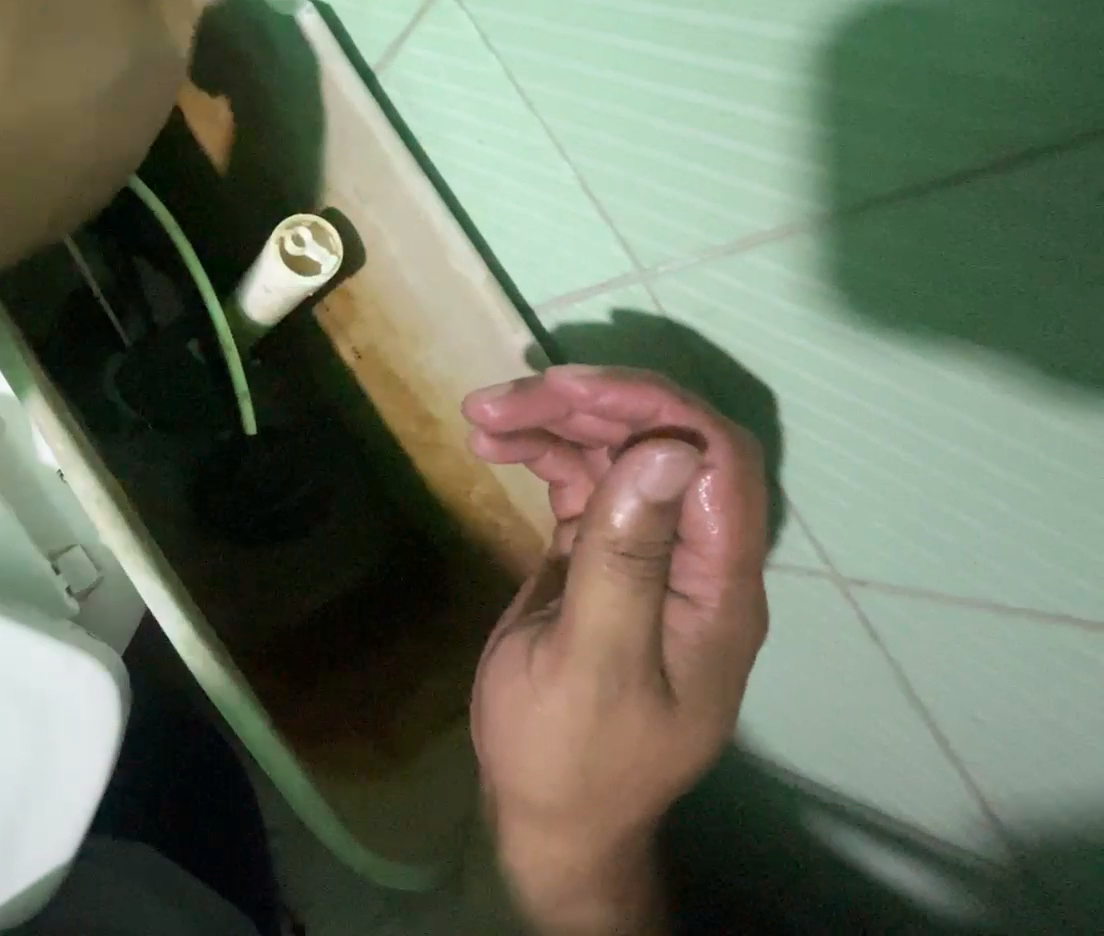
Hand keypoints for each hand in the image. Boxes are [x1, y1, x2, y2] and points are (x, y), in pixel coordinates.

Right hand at [462, 365, 770, 933]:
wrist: (545, 811)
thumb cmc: (571, 751)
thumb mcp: (592, 662)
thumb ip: (627, 560)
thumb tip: (663, 452)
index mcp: (718, 585)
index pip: (712, 461)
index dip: (647, 407)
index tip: (558, 387)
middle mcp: (692, 559)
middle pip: (659, 446)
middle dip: (584, 408)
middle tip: (497, 398)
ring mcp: (644, 556)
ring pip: (615, 458)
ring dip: (552, 425)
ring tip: (480, 413)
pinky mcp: (597, 560)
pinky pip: (580, 486)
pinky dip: (539, 456)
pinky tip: (492, 445)